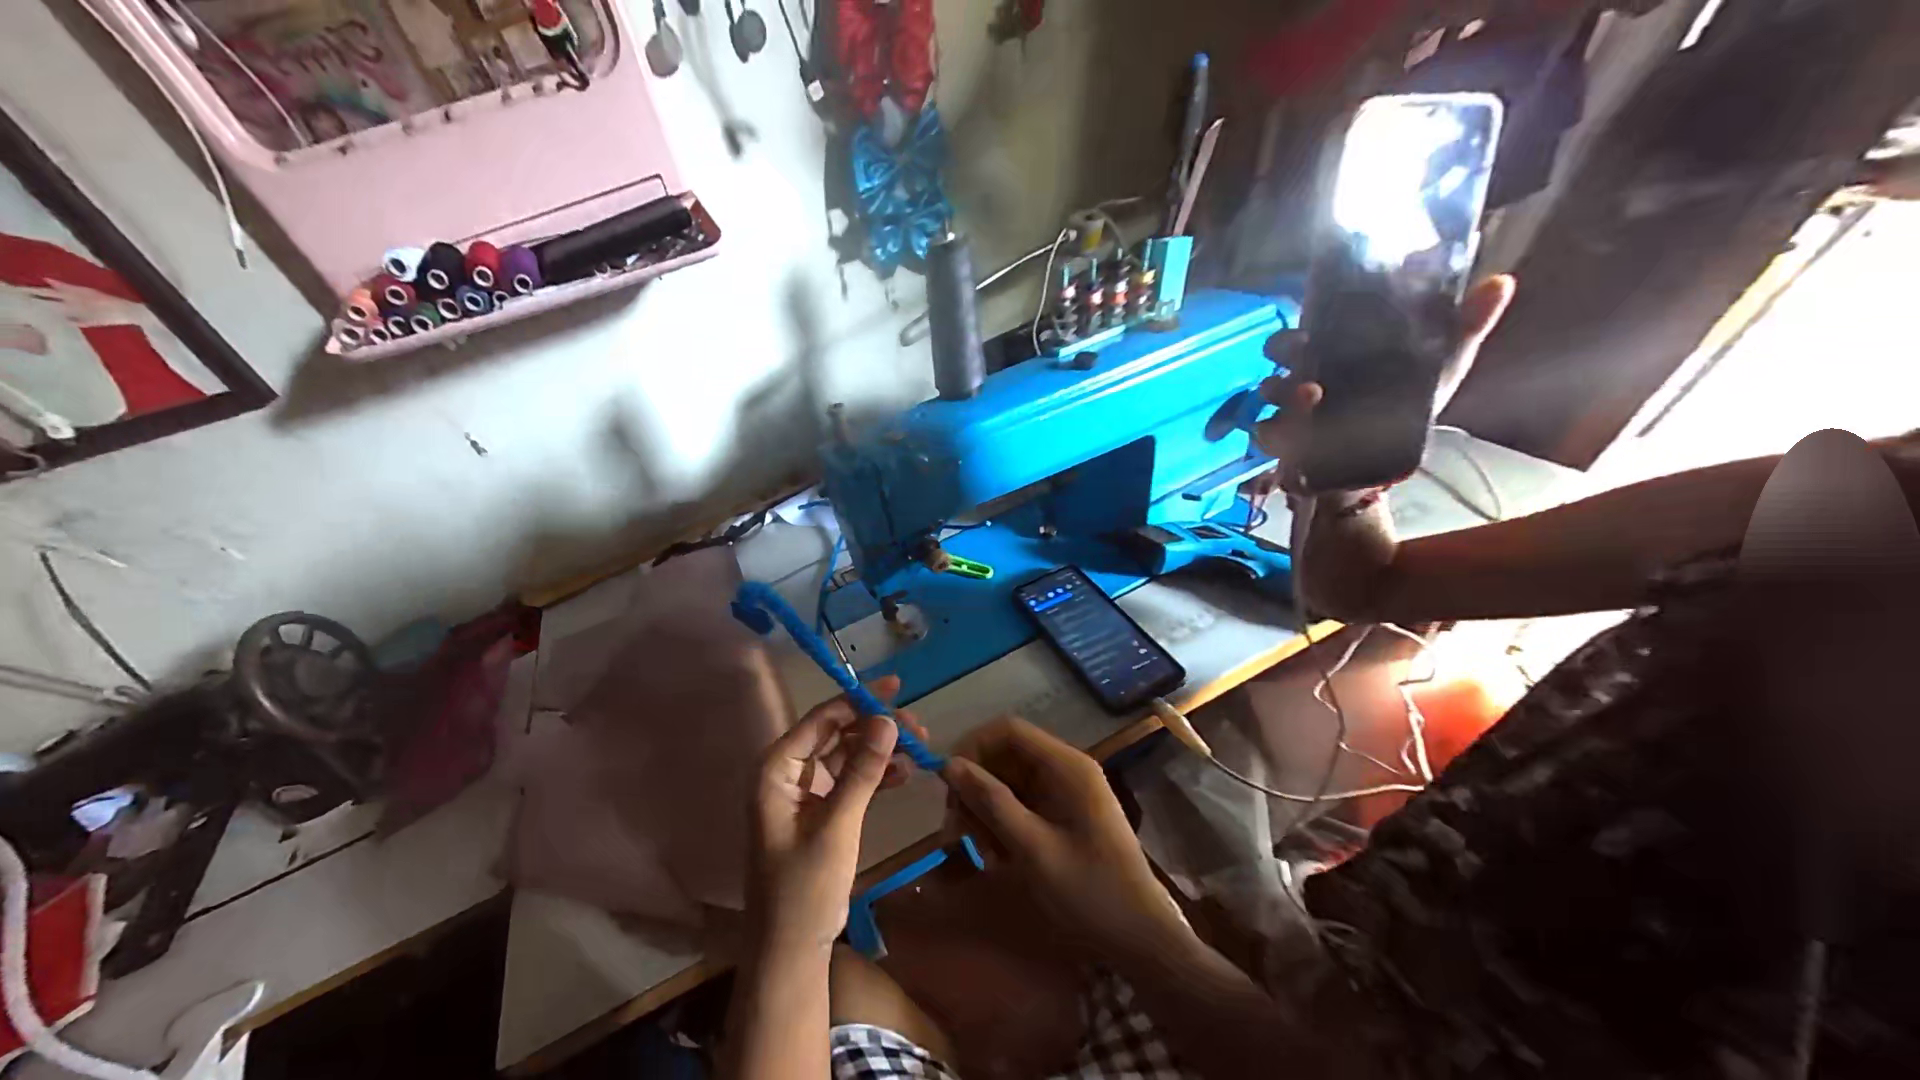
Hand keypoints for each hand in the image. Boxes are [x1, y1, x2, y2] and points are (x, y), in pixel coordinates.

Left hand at [749, 677, 924, 952]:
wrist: (790, 950)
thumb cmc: (804, 888)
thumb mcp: (837, 825)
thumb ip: (862, 771)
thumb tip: (889, 720)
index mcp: (777, 769)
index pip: (823, 718)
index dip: (859, 700)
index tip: (897, 688)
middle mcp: (788, 772)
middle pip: (837, 733)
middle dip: (876, 726)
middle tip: (918, 726)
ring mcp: (805, 792)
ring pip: (848, 755)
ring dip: (881, 750)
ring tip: (920, 747)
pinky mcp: (821, 810)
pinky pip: (851, 779)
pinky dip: (877, 774)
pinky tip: (905, 773)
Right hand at [941, 716, 1183, 954]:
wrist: (1140, 938)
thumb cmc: (1089, 891)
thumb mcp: (1033, 848)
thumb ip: (991, 802)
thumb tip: (949, 765)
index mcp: (1067, 766)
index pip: (1009, 731)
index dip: (973, 747)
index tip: (946, 783)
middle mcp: (1066, 769)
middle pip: (1006, 756)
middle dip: (976, 786)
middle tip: (957, 829)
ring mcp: (1065, 792)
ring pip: (1009, 781)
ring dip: (986, 809)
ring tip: (979, 851)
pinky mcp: (1063, 814)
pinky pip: (1021, 804)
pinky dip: (1002, 823)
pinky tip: (997, 857)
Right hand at [1252, 274, 1515, 494]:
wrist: (1381, 469)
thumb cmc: (1401, 415)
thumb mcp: (1437, 371)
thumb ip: (1463, 330)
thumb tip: (1501, 281)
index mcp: (1331, 357)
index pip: (1301, 334)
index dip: (1296, 328)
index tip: (1308, 329)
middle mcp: (1302, 378)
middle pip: (1277, 354)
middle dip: (1282, 350)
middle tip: (1299, 350)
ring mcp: (1290, 411)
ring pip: (1269, 393)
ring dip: (1284, 391)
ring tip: (1310, 393)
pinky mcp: (1287, 444)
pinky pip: (1270, 435)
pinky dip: (1282, 432)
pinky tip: (1300, 433)